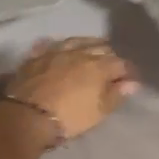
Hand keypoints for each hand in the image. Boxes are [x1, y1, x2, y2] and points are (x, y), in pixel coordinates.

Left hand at [4, 37, 138, 142]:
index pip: (120, 63)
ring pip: (77, 41)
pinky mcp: (36, 56)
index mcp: (98, 65)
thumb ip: (116, 95)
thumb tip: (132, 83)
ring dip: (86, 46)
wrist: (26, 116)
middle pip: (100, 47)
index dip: (128, 72)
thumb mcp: (97, 112)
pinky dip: (61, 47)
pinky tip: (61, 50)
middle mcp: (78, 52)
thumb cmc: (68, 117)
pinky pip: (52, 45)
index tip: (130, 80)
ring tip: (89, 54)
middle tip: (110, 67)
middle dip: (109, 56)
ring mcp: (55, 51)